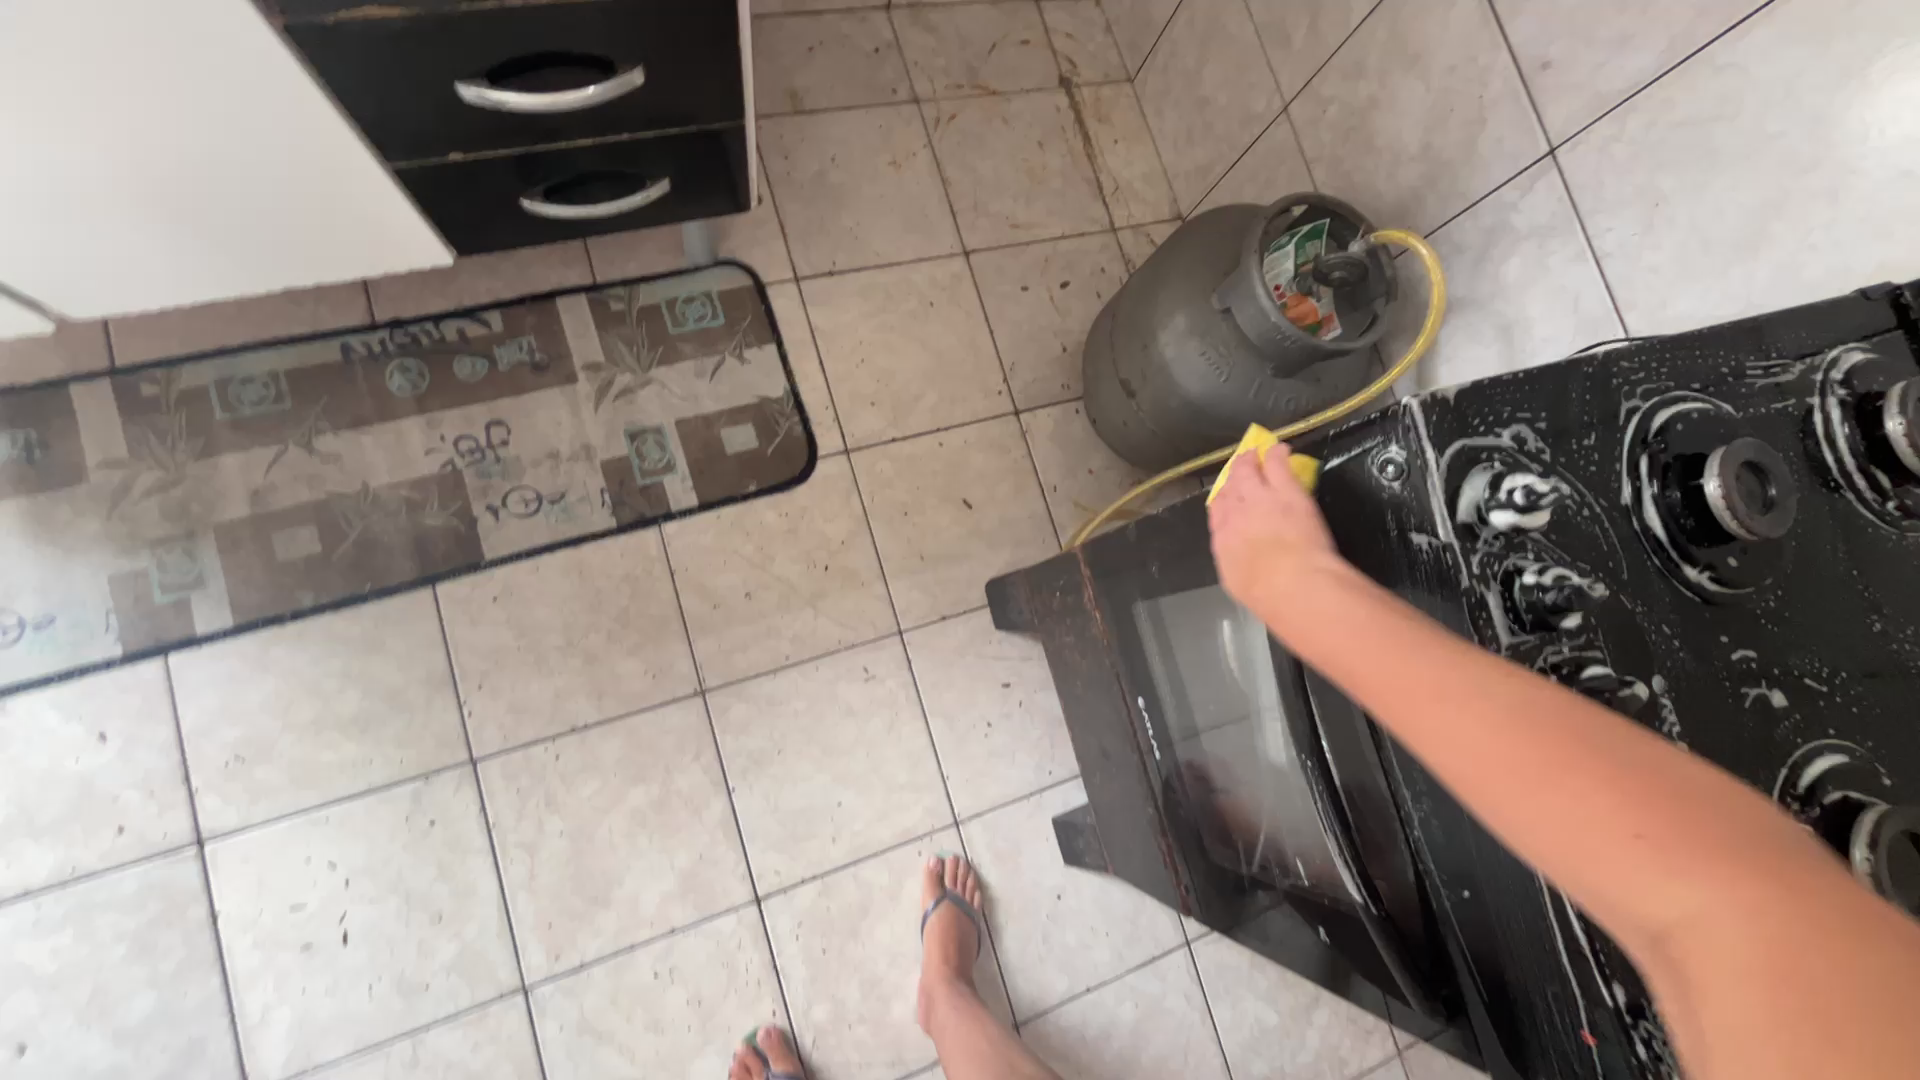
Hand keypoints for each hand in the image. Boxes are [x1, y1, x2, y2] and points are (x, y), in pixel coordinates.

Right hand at [1206, 442, 1337, 605]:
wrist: (1290, 582)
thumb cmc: (1266, 593)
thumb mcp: (1237, 582)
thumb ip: (1235, 563)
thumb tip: (1238, 559)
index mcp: (1223, 540)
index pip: (1218, 512)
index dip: (1222, 500)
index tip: (1226, 497)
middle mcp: (1235, 514)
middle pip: (1230, 488)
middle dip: (1233, 477)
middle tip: (1239, 469)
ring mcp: (1259, 498)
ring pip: (1249, 471)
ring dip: (1250, 460)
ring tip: (1255, 453)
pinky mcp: (1285, 490)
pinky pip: (1276, 464)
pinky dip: (1276, 454)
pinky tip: (1279, 449)